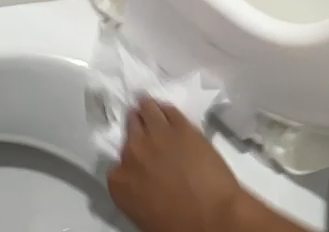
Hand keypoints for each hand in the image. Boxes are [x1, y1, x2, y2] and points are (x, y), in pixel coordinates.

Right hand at [108, 98, 249, 231]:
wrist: (213, 216)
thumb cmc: (179, 225)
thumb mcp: (145, 214)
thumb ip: (135, 191)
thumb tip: (142, 181)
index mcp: (120, 182)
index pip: (115, 166)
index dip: (128, 164)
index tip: (137, 165)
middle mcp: (132, 152)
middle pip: (129, 130)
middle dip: (136, 130)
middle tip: (144, 132)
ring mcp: (156, 134)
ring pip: (146, 109)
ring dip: (147, 109)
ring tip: (151, 109)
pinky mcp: (180, 124)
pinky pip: (168, 109)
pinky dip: (166, 110)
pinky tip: (167, 112)